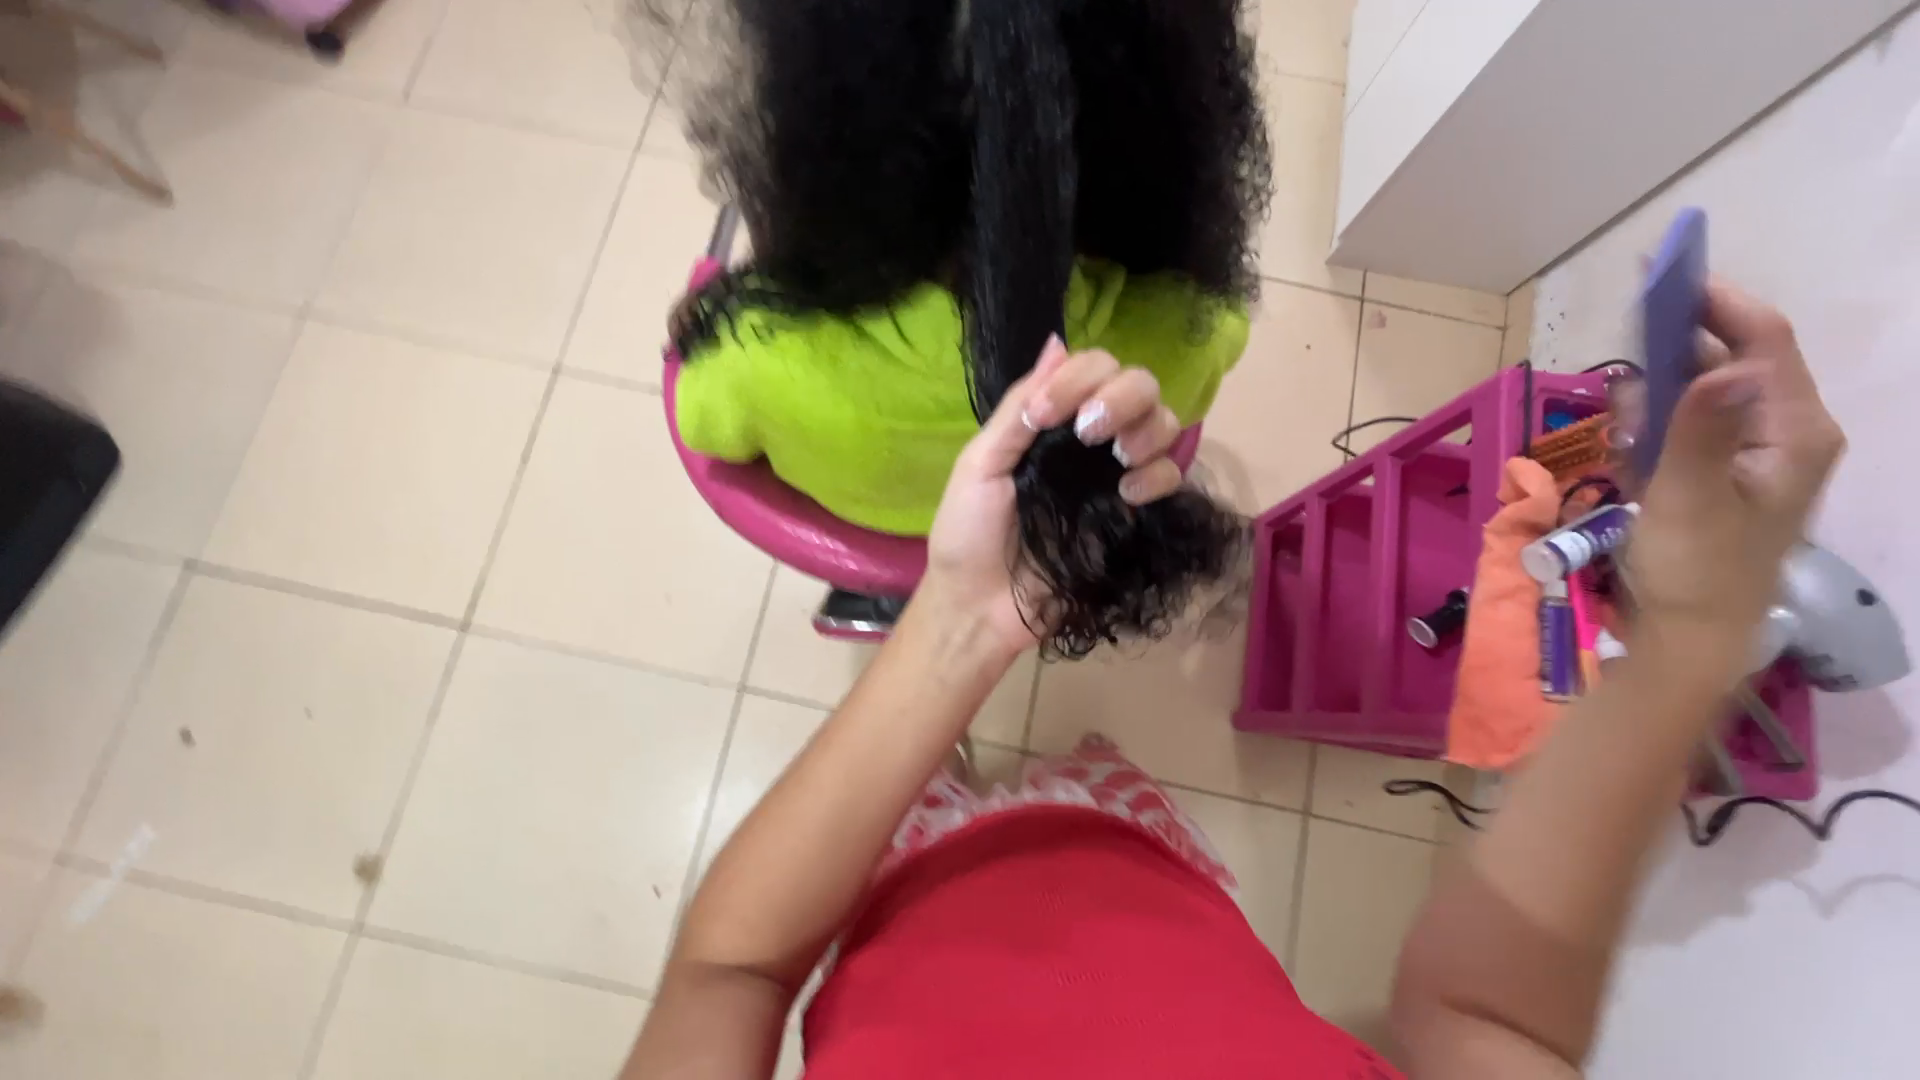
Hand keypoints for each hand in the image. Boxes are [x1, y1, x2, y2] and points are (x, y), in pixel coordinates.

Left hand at [915, 336, 1188, 656]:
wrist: (981, 607)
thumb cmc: (967, 534)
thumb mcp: (979, 464)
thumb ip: (1018, 408)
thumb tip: (1056, 342)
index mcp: (1048, 421)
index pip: (1089, 368)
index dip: (1079, 378)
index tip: (1047, 415)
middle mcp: (1087, 440)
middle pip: (1138, 385)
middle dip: (1123, 396)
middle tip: (1091, 432)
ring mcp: (1113, 476)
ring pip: (1164, 423)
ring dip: (1148, 429)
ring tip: (1118, 460)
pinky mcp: (1133, 515)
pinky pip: (1170, 477)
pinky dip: (1159, 476)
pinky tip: (1128, 496)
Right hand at [1626, 279, 1845, 681]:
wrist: (1691, 630)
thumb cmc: (1694, 564)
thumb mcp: (1691, 498)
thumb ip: (1703, 430)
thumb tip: (1726, 365)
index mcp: (1793, 430)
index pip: (1763, 342)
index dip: (1718, 301)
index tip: (1666, 271)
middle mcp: (1783, 430)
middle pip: (1734, 359)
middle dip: (1679, 345)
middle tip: (1625, 342)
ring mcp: (1753, 451)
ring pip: (1703, 392)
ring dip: (1658, 394)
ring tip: (1626, 430)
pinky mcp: (1722, 469)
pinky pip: (1689, 424)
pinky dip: (1655, 423)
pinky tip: (1631, 447)